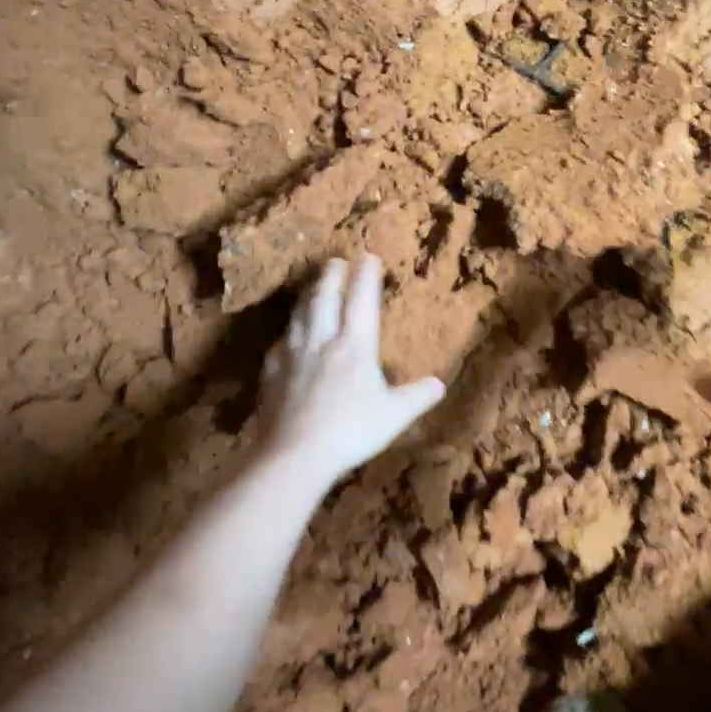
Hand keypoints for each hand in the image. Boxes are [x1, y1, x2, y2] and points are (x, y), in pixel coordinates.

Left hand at [255, 255, 445, 489]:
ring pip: (299, 315)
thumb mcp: (395, 416)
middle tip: (335, 261)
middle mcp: (322, 341)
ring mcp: (292, 356)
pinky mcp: (270, 375)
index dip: (366, 275)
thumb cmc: (351, 431)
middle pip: (324, 298)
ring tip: (313, 289)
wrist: (293, 455)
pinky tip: (288, 338)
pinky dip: (288, 333)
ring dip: (308, 297)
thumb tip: (439, 385)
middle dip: (331, 276)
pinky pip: (280, 344)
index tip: (368, 255)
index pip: (361, 300)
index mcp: (355, 345)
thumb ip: (417, 397)